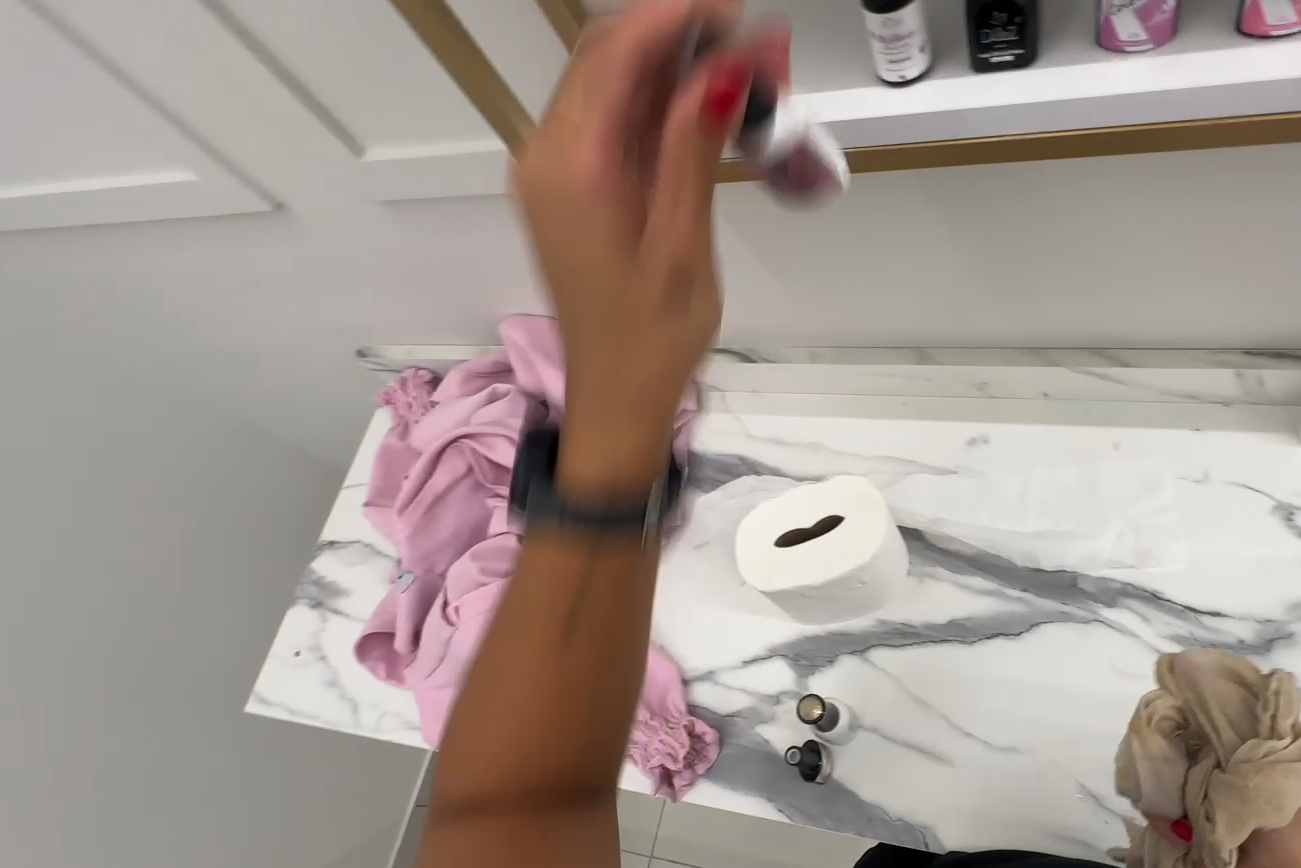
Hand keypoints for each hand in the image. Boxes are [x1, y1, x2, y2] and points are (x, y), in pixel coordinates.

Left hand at [512, 0, 787, 493]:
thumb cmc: (654, 339)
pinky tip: (701, 113)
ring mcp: (551, 172)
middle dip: (680, 39)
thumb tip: (721, 69)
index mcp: (572, 167)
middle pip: (607, 58)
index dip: (677, 16)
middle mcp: (546, 155)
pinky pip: (607, 125)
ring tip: (742, 77)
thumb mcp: (683, 245)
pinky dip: (653, 108)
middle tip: (754, 49)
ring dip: (671, 71)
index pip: (617, 52)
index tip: (739, 13)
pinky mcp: (567, 191)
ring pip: (609, 88)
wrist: (617, 397)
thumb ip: (692, 150)